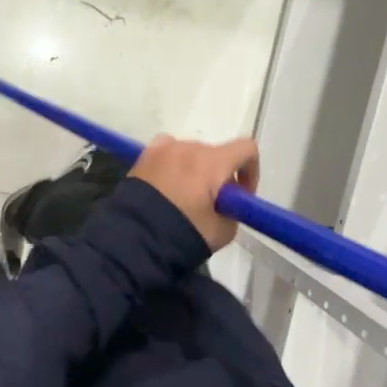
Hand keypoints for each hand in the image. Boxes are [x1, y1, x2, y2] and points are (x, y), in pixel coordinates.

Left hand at [128, 135, 259, 251]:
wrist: (135, 239)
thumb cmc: (184, 234)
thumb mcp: (223, 231)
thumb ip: (234, 211)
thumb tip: (226, 203)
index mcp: (212, 162)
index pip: (246, 149)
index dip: (251, 170)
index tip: (241, 194)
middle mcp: (189, 147)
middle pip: (215, 154)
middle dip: (219, 175)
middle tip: (210, 203)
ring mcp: (163, 149)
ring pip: (190, 153)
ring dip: (195, 169)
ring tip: (184, 197)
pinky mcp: (144, 156)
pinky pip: (167, 152)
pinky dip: (172, 164)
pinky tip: (166, 185)